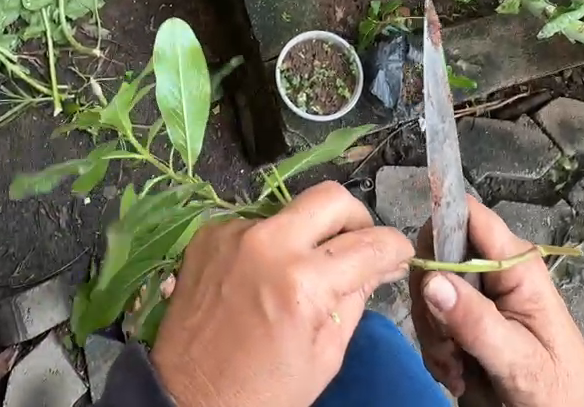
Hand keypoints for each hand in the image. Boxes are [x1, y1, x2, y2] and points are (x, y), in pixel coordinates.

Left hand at [152, 181, 413, 406]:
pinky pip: (256, 224)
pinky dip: (268, 245)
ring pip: (291, 210)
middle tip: (357, 245)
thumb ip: (355, 300)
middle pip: (330, 197)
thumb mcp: (323, 357)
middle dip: (355, 218)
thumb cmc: (262, 392)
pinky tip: (260, 278)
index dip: (394, 246)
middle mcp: (269, 242)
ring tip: (300, 272)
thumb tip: (380, 263)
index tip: (400, 251)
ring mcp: (234, 232)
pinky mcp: (209, 232)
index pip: (368, 244)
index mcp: (303, 282)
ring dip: (307, 234)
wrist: (183, 400)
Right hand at [410, 196, 583, 406]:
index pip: (467, 214)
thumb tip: (431, 280)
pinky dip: (437, 345)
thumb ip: (475, 320)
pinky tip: (454, 373)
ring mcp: (483, 291)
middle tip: (444, 346)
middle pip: (439, 253)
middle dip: (430, 299)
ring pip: (432, 287)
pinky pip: (436, 315)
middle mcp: (495, 267)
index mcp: (515, 263)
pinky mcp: (474, 315)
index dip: (437, 228)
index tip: (421, 273)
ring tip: (453, 370)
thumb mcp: (519, 360)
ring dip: (433, 330)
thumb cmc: (559, 390)